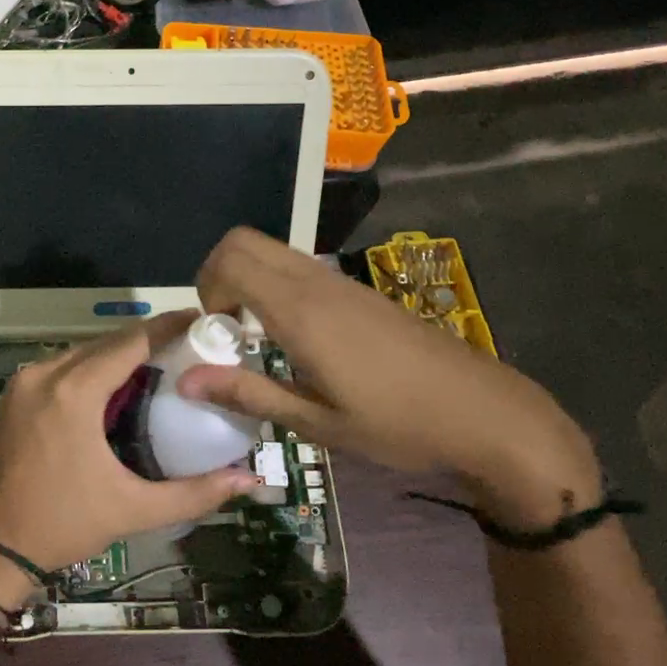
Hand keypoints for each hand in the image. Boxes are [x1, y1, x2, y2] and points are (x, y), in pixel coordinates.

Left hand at [0, 312, 257, 604]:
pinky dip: (90, 368)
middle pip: (105, 343)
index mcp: (73, 392)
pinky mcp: (13, 396)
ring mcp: (23, 383)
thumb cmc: (65, 524)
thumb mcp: (134, 509)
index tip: (201, 320)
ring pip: (80, 353)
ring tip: (160, 363)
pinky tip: (116, 385)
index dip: (168, 327)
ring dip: (117, 354)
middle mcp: (44, 374)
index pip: (130, 343)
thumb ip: (195, 493)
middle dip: (146, 340)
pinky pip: (60, 368)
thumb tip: (249, 479)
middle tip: (189, 346)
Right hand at [180, 228, 601, 527]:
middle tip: (224, 326)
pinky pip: (297, 267)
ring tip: (254, 335)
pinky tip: (292, 338)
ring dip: (246, 277)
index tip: (215, 333)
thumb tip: (184, 381)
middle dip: (216, 274)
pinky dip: (274, 285)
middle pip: (243, 241)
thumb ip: (248, 394)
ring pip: (271, 250)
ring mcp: (340, 283)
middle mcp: (315, 284)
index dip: (206, 288)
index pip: (230, 259)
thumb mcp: (317, 422)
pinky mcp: (357, 291)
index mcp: (300, 312)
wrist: (483, 412)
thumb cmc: (397, 424)